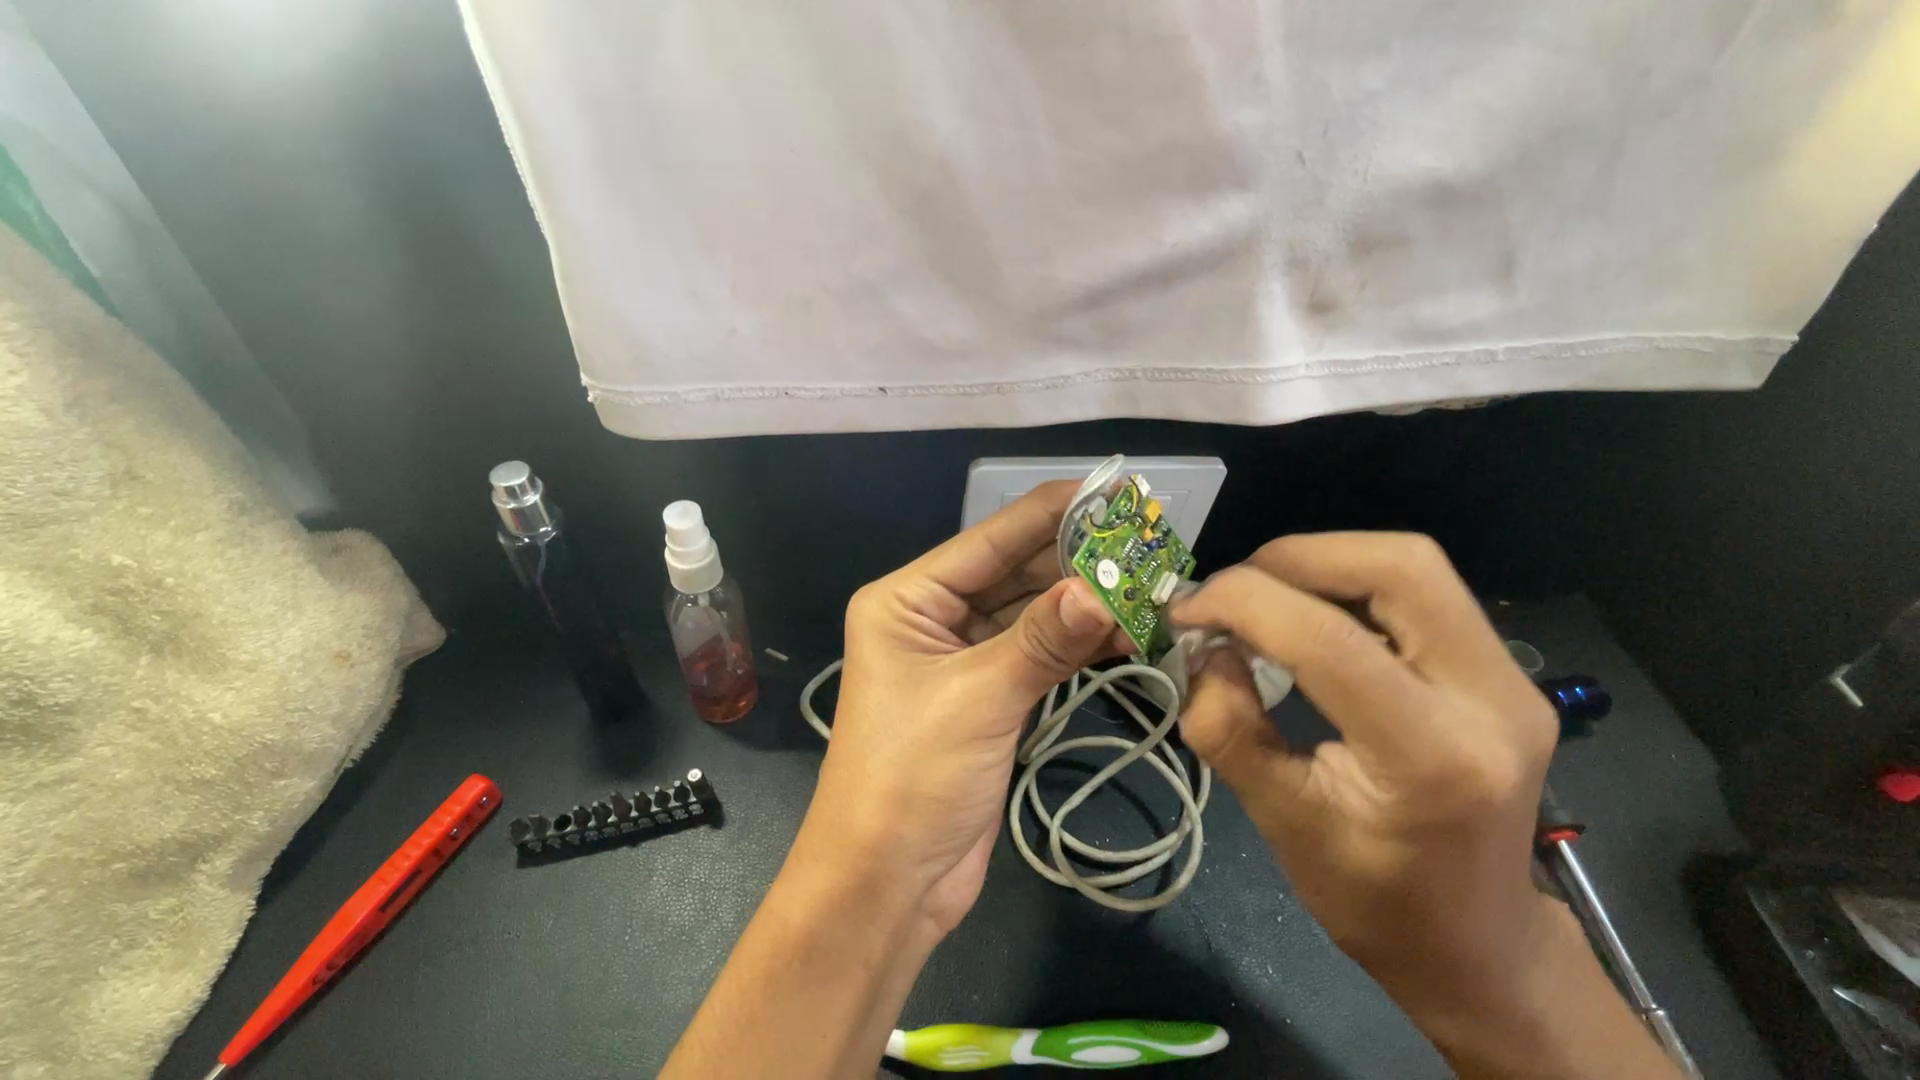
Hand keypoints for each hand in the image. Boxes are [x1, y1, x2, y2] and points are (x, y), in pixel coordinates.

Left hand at [803, 480, 1126, 935]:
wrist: (887, 881)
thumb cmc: (911, 777)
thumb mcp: (978, 698)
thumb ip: (1044, 639)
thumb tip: (1106, 588)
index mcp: (906, 600)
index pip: (990, 539)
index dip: (1052, 512)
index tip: (1116, 488)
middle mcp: (931, 619)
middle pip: (1013, 573)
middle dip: (1077, 560)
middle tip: (1149, 541)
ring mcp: (961, 660)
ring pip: (1031, 615)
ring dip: (1085, 604)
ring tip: (1152, 584)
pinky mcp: (987, 699)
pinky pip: (1038, 655)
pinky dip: (1078, 646)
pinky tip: (1128, 634)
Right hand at [1172, 534, 1679, 1077]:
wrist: (1478, 946)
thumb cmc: (1373, 902)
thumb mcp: (1282, 824)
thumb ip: (1230, 729)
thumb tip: (1205, 649)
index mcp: (1431, 757)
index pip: (1329, 640)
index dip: (1243, 603)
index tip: (1185, 610)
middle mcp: (1493, 701)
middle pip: (1399, 566)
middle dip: (1296, 558)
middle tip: (1233, 589)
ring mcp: (1512, 682)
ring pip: (1416, 567)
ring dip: (1325, 564)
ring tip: (1264, 596)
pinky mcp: (1506, 675)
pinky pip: (1424, 596)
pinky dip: (1352, 587)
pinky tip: (1310, 617)